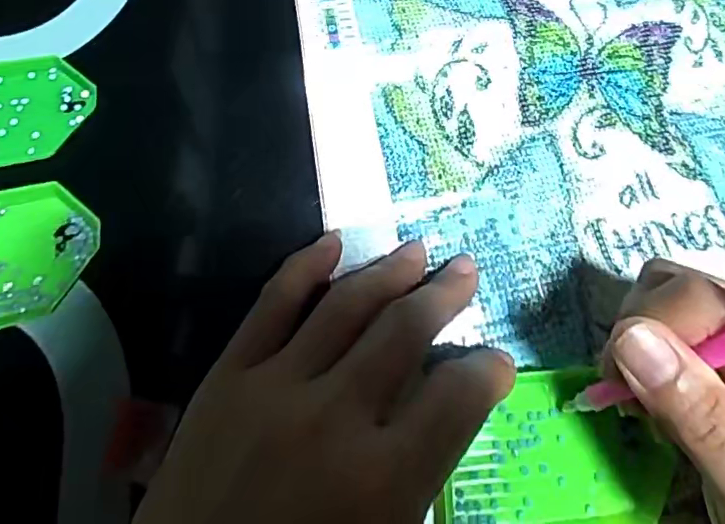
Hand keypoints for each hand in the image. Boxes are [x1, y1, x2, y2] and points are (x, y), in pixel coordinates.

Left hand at [137, 233, 513, 523]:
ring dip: (389, 271)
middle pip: (404, 330)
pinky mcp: (226, 378)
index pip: (457, 398)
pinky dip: (304, 267)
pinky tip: (332, 242)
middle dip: (445, 294)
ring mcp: (275, 389)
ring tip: (417, 249)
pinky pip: (272, 304)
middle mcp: (333, 419)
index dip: (487, 372)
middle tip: (466, 269)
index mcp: (380, 482)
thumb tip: (446, 405)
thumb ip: (418, 471)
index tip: (497, 361)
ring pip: (347, 305)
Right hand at [601, 259, 724, 523]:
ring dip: (650, 336)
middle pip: (697, 287)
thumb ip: (709, 427)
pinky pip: (698, 319)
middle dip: (644, 331)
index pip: (714, 302)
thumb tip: (632, 335)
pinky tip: (672, 398)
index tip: (615, 388)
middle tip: (631, 406)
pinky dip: (666, 347)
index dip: (650, 327)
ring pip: (688, 292)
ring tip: (652, 405)